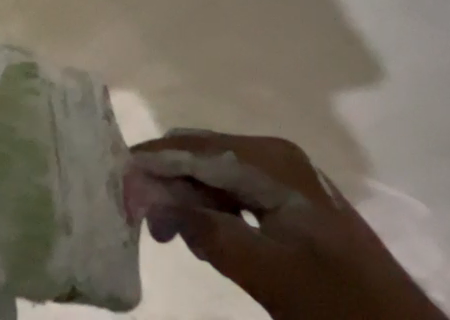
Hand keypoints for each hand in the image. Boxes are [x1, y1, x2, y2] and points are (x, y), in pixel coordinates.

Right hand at [125, 131, 448, 319]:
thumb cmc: (333, 301)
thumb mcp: (262, 270)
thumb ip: (202, 229)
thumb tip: (150, 202)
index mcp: (270, 162)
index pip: (192, 148)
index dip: (151, 164)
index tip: (116, 182)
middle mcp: (276, 156)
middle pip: (201, 154)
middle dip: (164, 179)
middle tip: (137, 213)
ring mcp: (286, 178)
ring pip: (214, 172)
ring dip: (184, 196)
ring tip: (163, 230)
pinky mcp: (292, 203)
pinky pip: (234, 190)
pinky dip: (209, 207)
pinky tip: (197, 233)